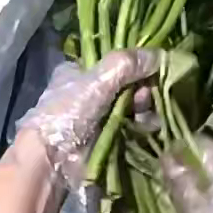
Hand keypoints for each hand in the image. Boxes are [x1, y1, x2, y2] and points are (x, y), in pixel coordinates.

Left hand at [17, 49, 159, 192]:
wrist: (53, 158)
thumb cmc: (69, 112)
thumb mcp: (97, 79)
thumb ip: (127, 64)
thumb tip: (160, 54)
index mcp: (79, 71)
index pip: (114, 62)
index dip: (133, 65)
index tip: (148, 71)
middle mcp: (89, 92)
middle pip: (128, 85)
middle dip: (141, 90)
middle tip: (144, 98)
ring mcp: (99, 116)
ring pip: (133, 107)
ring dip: (145, 109)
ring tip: (145, 116)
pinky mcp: (108, 138)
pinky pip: (133, 126)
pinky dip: (142, 126)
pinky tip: (147, 127)